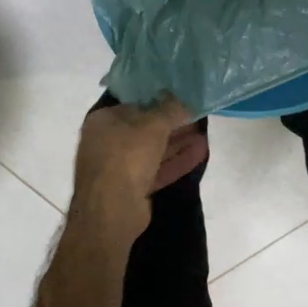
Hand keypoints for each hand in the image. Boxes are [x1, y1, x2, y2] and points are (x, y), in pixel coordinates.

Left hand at [71, 98, 202, 237]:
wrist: (111, 209)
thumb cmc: (127, 155)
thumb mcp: (153, 125)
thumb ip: (169, 109)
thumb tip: (180, 97)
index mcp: (103, 121)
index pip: (134, 105)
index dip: (158, 102)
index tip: (181, 100)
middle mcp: (107, 142)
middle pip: (145, 129)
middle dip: (172, 125)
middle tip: (197, 118)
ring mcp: (119, 168)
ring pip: (153, 151)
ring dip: (178, 143)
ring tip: (204, 135)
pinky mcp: (132, 189)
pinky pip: (157, 170)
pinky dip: (176, 162)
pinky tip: (200, 153)